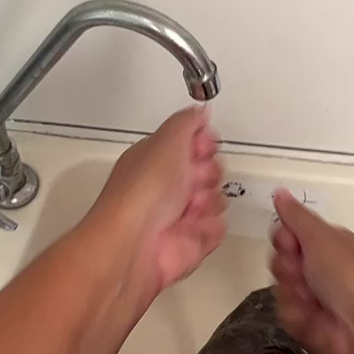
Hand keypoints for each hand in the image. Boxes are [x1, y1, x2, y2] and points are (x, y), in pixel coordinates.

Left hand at [81, 105, 225, 294]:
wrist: (135, 242)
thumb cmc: (140, 193)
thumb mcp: (167, 140)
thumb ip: (187, 122)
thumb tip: (200, 111)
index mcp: (158, 159)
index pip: (194, 144)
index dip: (204, 144)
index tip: (201, 147)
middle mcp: (168, 186)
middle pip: (211, 169)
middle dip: (208, 172)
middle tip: (192, 178)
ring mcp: (180, 214)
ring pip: (217, 198)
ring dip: (208, 200)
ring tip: (188, 206)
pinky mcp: (191, 240)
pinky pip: (218, 228)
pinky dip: (208, 227)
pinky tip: (190, 226)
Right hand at [268, 189, 353, 353]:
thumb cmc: (349, 277)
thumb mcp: (321, 238)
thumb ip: (296, 216)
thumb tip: (280, 191)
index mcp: (329, 244)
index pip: (290, 233)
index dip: (284, 238)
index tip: (291, 243)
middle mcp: (321, 268)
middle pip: (281, 259)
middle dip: (286, 266)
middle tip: (301, 273)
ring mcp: (314, 296)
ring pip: (279, 286)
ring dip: (291, 291)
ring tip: (310, 299)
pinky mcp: (307, 323)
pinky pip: (284, 312)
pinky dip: (296, 314)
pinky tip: (312, 317)